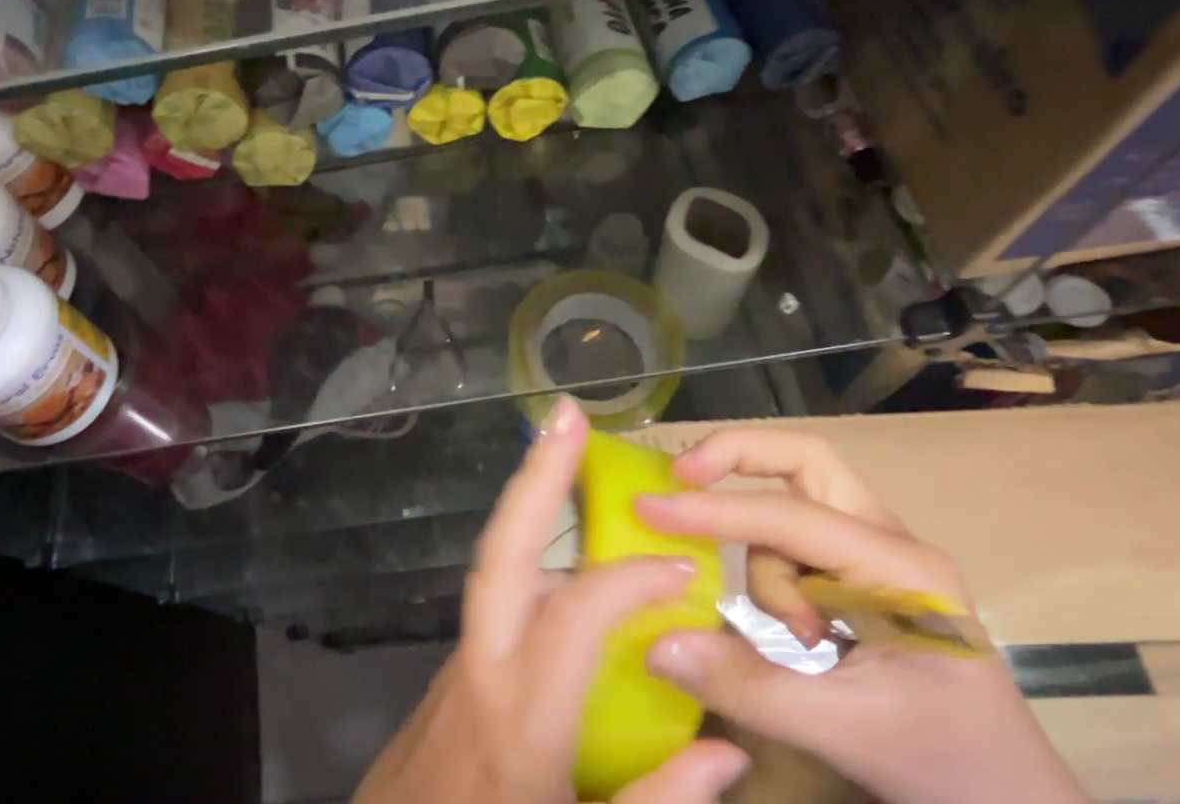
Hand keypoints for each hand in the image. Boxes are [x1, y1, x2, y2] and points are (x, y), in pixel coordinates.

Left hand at [353, 396, 748, 803]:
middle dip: (535, 478)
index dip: (631, 581)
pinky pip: (496, 600)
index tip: (684, 571)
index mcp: (519, 715)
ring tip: (569, 456)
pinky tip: (563, 558)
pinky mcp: (451, 670)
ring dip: (529, 506)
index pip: (575, 615)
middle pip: (501, 553)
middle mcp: (480, 668)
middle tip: (565, 415)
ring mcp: (456, 662)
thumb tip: (727, 752)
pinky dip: (529, 558)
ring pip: (494, 568)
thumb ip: (657, 803)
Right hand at [634, 429, 1089, 803]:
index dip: (712, 511)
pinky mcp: (861, 581)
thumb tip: (655, 642)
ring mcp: (877, 559)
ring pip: (792, 513)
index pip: (789, 518)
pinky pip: (796, 551)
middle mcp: (890, 543)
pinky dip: (778, 578)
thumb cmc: (945, 762)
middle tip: (680, 479)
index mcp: (901, 567)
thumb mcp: (845, 729)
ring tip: (800, 640)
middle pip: (805, 462)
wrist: (1010, 803)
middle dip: (737, 459)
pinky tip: (804, 638)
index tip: (646, 507)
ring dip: (768, 560)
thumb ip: (747, 685)